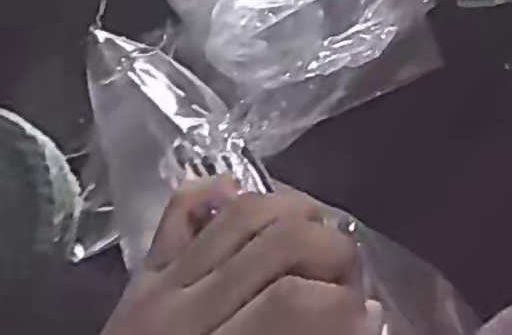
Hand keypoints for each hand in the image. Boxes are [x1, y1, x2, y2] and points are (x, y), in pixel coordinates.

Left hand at [100, 178, 371, 334]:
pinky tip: (246, 196)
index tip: (370, 318)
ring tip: (318, 237)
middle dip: (334, 251)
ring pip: (243, 212)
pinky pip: (179, 210)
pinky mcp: (141, 275)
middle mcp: (178, 315)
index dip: (344, 305)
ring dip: (298, 211)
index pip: (289, 304)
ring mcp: (155, 287)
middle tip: (350, 281)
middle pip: (278, 243)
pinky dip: (216, 191)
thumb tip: (368, 320)